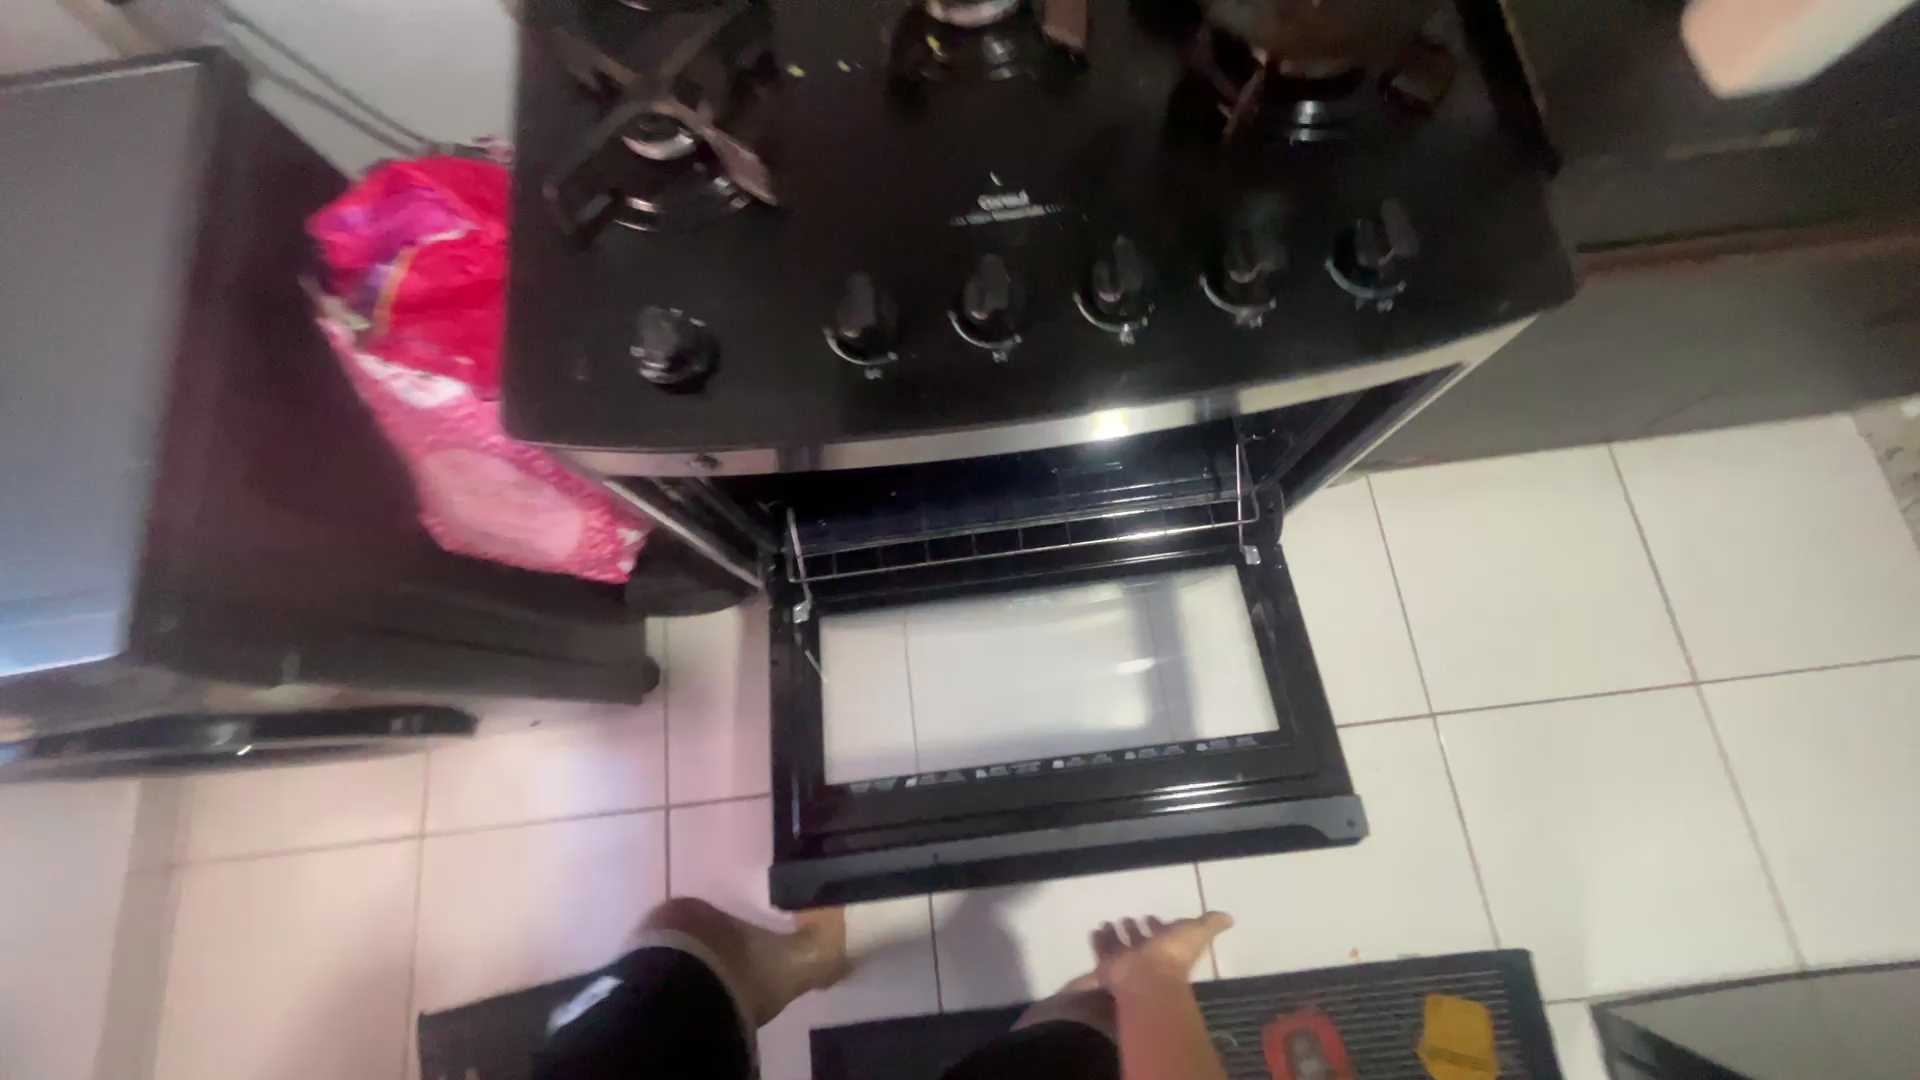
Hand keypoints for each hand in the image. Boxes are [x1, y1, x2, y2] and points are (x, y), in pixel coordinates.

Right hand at [1084, 912, 1233, 992]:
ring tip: (1107, 923)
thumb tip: (1230, 917)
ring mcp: (1127, 961)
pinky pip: (1102, 950)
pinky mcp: (1109, 966)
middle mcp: (1147, 954)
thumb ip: (1210, 924)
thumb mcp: (1197, 933)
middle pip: (1139, 939)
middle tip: (1127, 918)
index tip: (1150, 916)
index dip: (1157, 925)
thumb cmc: (1173, 955)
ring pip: (1120, 945)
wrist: (1149, 979)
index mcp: (1167, 946)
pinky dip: (1099, 941)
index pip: (1161, 933)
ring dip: (1115, 934)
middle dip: (1134, 929)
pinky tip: (1095, 930)